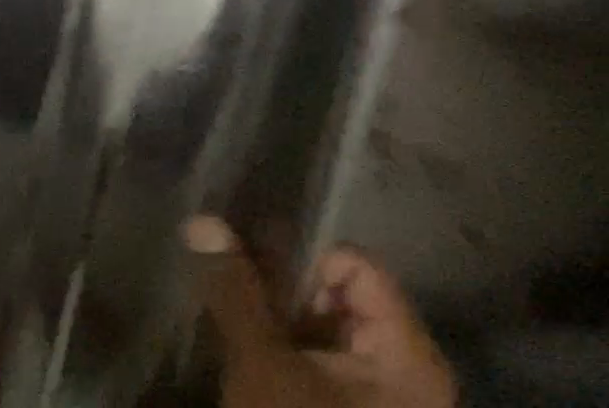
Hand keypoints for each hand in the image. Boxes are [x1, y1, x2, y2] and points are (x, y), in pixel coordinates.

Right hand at [184, 216, 455, 407]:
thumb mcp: (263, 364)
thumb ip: (235, 291)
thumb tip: (204, 221)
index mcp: (408, 353)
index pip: (354, 265)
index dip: (298, 254)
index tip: (244, 260)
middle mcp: (402, 365)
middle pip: (335, 291)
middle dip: (275, 280)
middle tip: (226, 283)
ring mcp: (377, 390)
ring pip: (316, 320)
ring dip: (268, 309)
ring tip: (225, 308)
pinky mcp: (344, 404)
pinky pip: (310, 350)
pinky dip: (274, 338)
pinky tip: (241, 343)